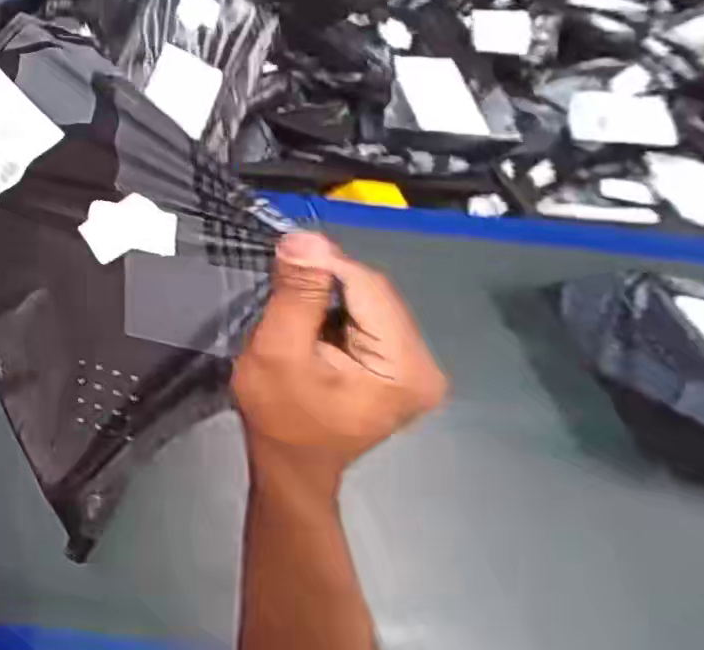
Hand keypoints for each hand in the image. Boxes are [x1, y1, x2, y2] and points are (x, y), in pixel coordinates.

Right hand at [233, 233, 446, 486]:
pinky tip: (311, 322)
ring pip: (369, 301)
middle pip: (373, 292)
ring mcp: (415, 367)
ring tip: (293, 305)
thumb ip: (296, 294)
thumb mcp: (278, 349)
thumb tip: (303, 238)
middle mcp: (424, 364)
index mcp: (405, 366)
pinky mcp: (398, 367)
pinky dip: (335, 309)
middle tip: (282, 282)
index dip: (324, 262)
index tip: (282, 252)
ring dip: (329, 293)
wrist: (288, 465)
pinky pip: (366, 317)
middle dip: (326, 280)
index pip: (368, 286)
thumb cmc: (280, 414)